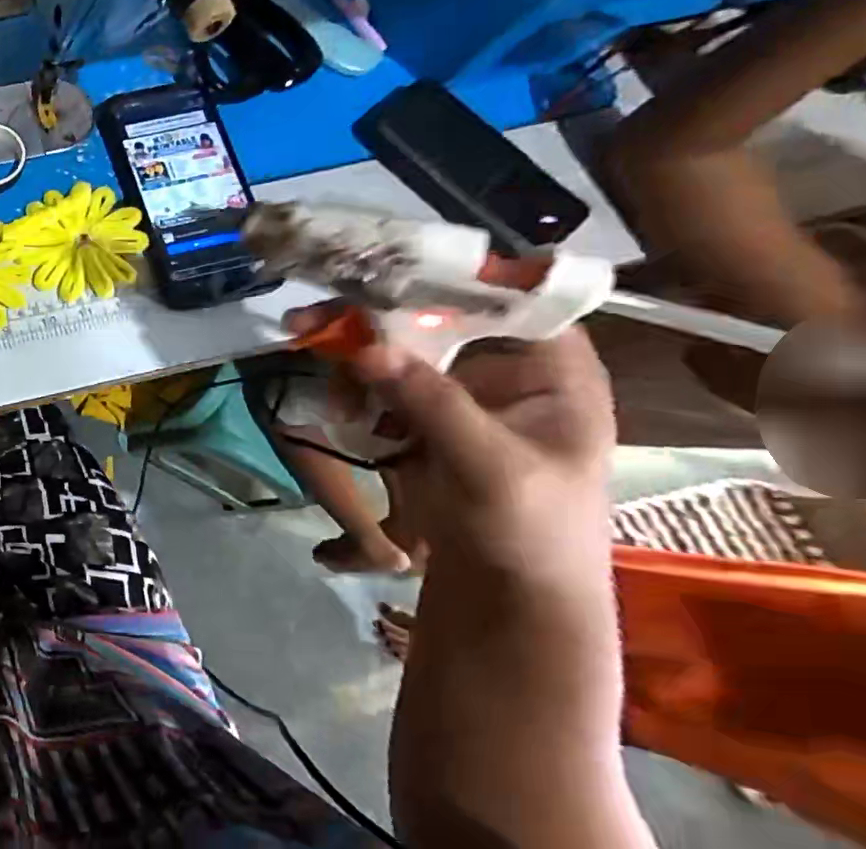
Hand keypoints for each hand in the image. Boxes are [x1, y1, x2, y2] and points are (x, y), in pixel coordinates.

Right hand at [285, 306, 615, 579]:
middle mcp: (502, 365)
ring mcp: (457, 388)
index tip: (385, 269)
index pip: (507, 296)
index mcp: (550, 367)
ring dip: (355, 355)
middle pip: (435, 316)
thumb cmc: (532, 531)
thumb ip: (433, 402)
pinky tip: (336, 406)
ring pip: (397, 346)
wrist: (508, 596)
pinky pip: (379, 381)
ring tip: (325, 380)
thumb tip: (367, 346)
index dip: (450, 276)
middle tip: (316, 318)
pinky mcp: (420, 412)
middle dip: (375, 316)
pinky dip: (352, 386)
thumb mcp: (492, 466)